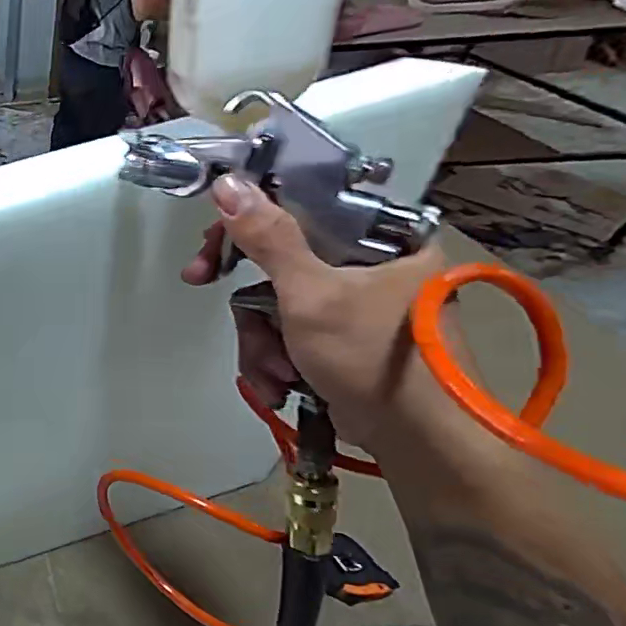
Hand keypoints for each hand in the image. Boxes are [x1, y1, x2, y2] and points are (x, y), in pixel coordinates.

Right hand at [181, 174, 454, 454]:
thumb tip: (227, 183)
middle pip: (279, 263)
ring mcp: (353, 304)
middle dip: (252, 307)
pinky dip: (276, 359)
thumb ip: (268, 238)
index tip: (210, 253)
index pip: (300, 210)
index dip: (247, 228)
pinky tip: (281, 385)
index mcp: (381, 238)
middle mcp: (369, 264)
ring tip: (276, 374)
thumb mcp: (312, 293)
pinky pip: (287, 333)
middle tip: (206, 294)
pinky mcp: (340, 338)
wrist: (418, 442)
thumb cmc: (373, 356)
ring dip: (262, 343)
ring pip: (276, 305)